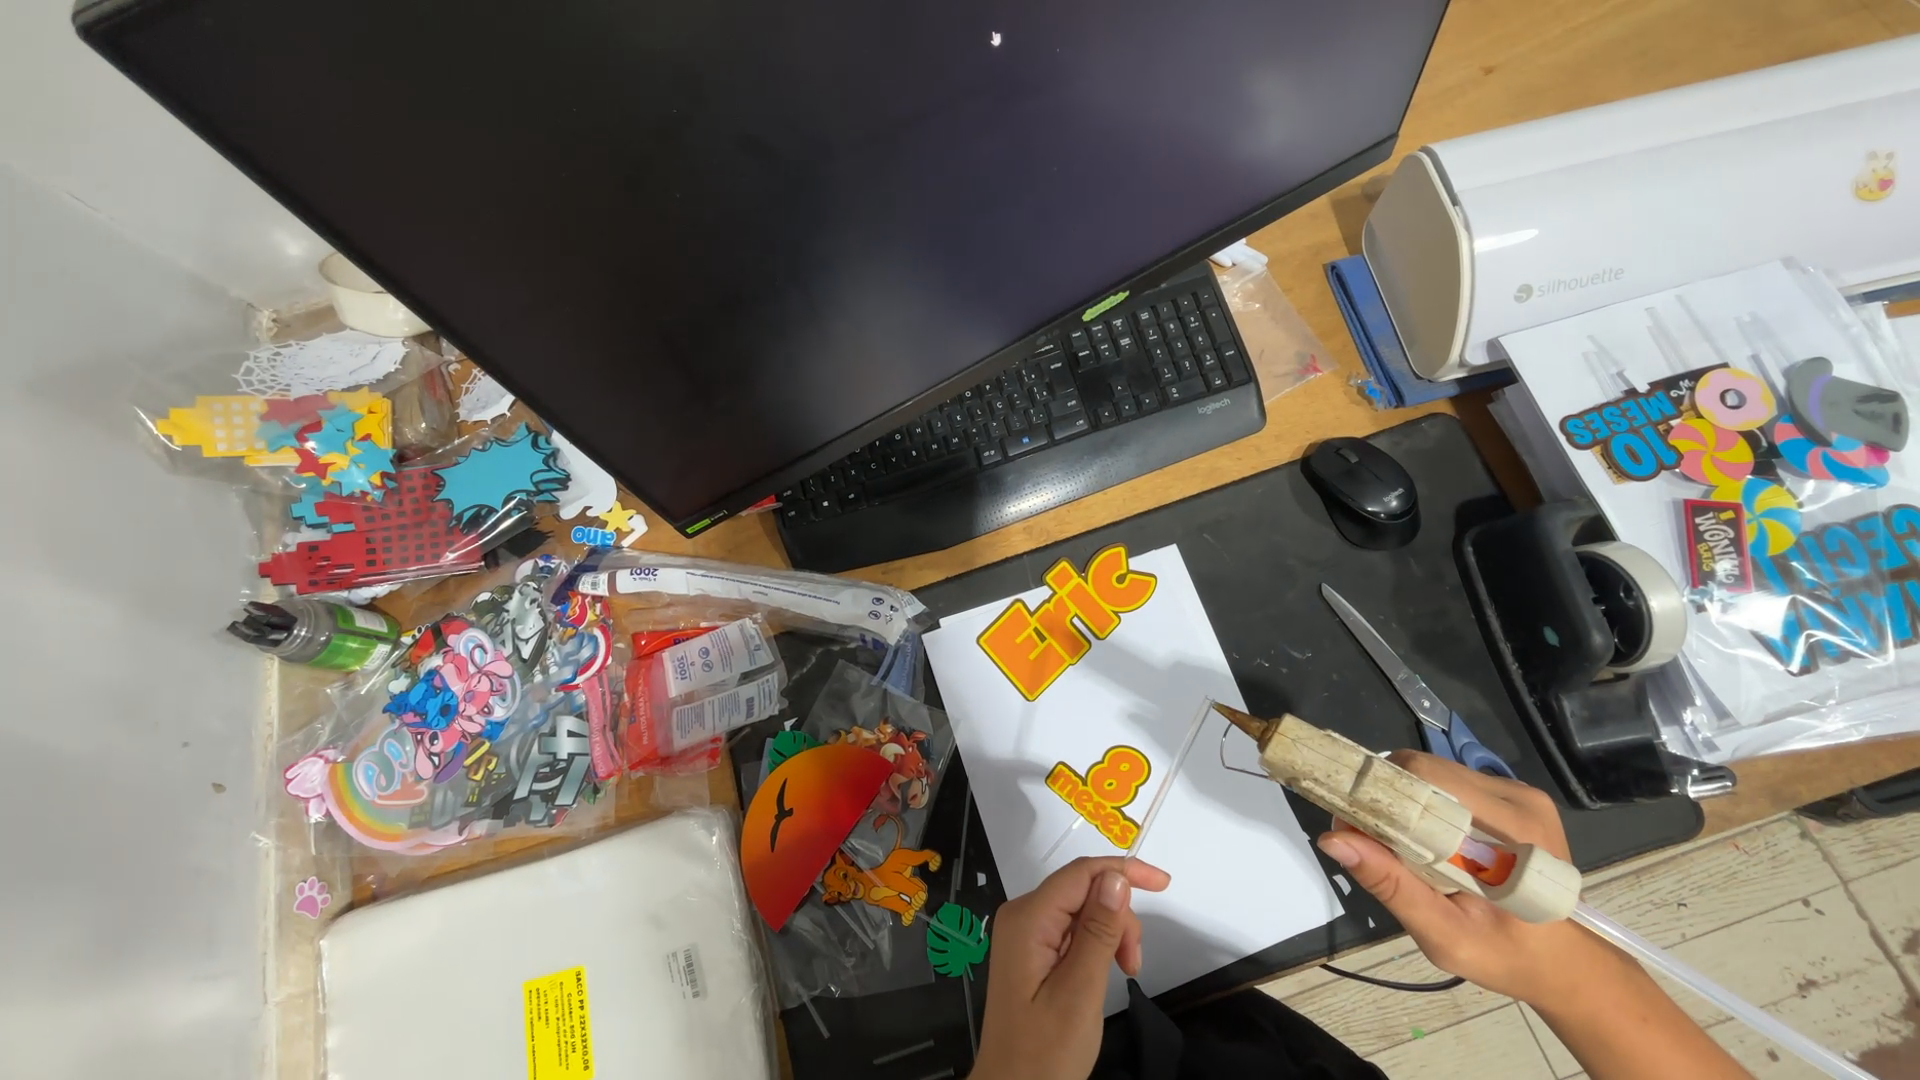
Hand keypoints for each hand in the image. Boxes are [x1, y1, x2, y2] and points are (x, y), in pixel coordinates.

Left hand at [971, 857, 1171, 1079]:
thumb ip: (1099, 931)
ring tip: (1125, 972)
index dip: (1123, 871)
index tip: (1165, 884)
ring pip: (1082, 908)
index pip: (1080, 873)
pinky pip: (1073, 929)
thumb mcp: (1080, 991)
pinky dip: (1098, 944)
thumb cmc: (1045, 1052)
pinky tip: (1108, 970)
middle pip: (1083, 889)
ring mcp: (1026, 933)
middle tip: (1135, 963)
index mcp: (1028, 919)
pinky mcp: (1033, 951)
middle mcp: (1023, 915)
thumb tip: (1116, 877)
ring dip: (1112, 932)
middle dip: (1119, 914)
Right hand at [1315, 751, 1622, 1007]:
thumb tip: (1333, 839)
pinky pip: (1450, 783)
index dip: (1380, 790)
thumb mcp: (1444, 935)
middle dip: (1389, 798)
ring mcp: (1519, 794)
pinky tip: (1428, 841)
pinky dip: (1426, 805)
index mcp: (1511, 827)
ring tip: (1398, 845)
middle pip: (1427, 770)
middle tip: (1368, 837)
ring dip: (1406, 802)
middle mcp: (1518, 798)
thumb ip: (1391, 885)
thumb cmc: (1507, 955)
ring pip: (1435, 773)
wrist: (1567, 964)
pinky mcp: (1513, 797)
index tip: (1352, 820)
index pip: (1427, 775)